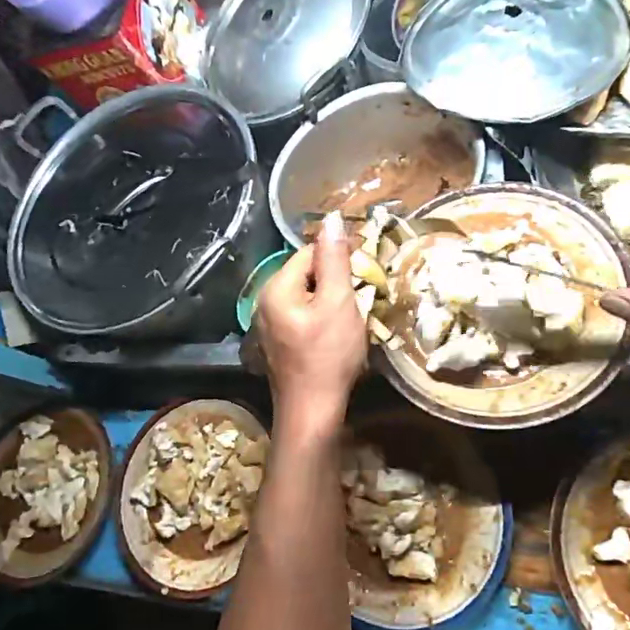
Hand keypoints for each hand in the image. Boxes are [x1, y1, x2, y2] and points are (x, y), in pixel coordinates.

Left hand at [254, 212, 366, 433]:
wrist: (312, 411)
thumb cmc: (328, 355)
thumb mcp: (338, 301)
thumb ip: (334, 259)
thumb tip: (332, 218)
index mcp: (275, 287)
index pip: (309, 253)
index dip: (338, 256)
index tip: (365, 269)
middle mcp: (264, 302)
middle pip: (305, 274)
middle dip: (334, 279)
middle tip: (361, 294)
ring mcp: (268, 325)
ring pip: (305, 296)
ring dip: (330, 300)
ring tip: (352, 314)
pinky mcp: (278, 344)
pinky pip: (301, 317)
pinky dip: (320, 318)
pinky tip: (336, 334)